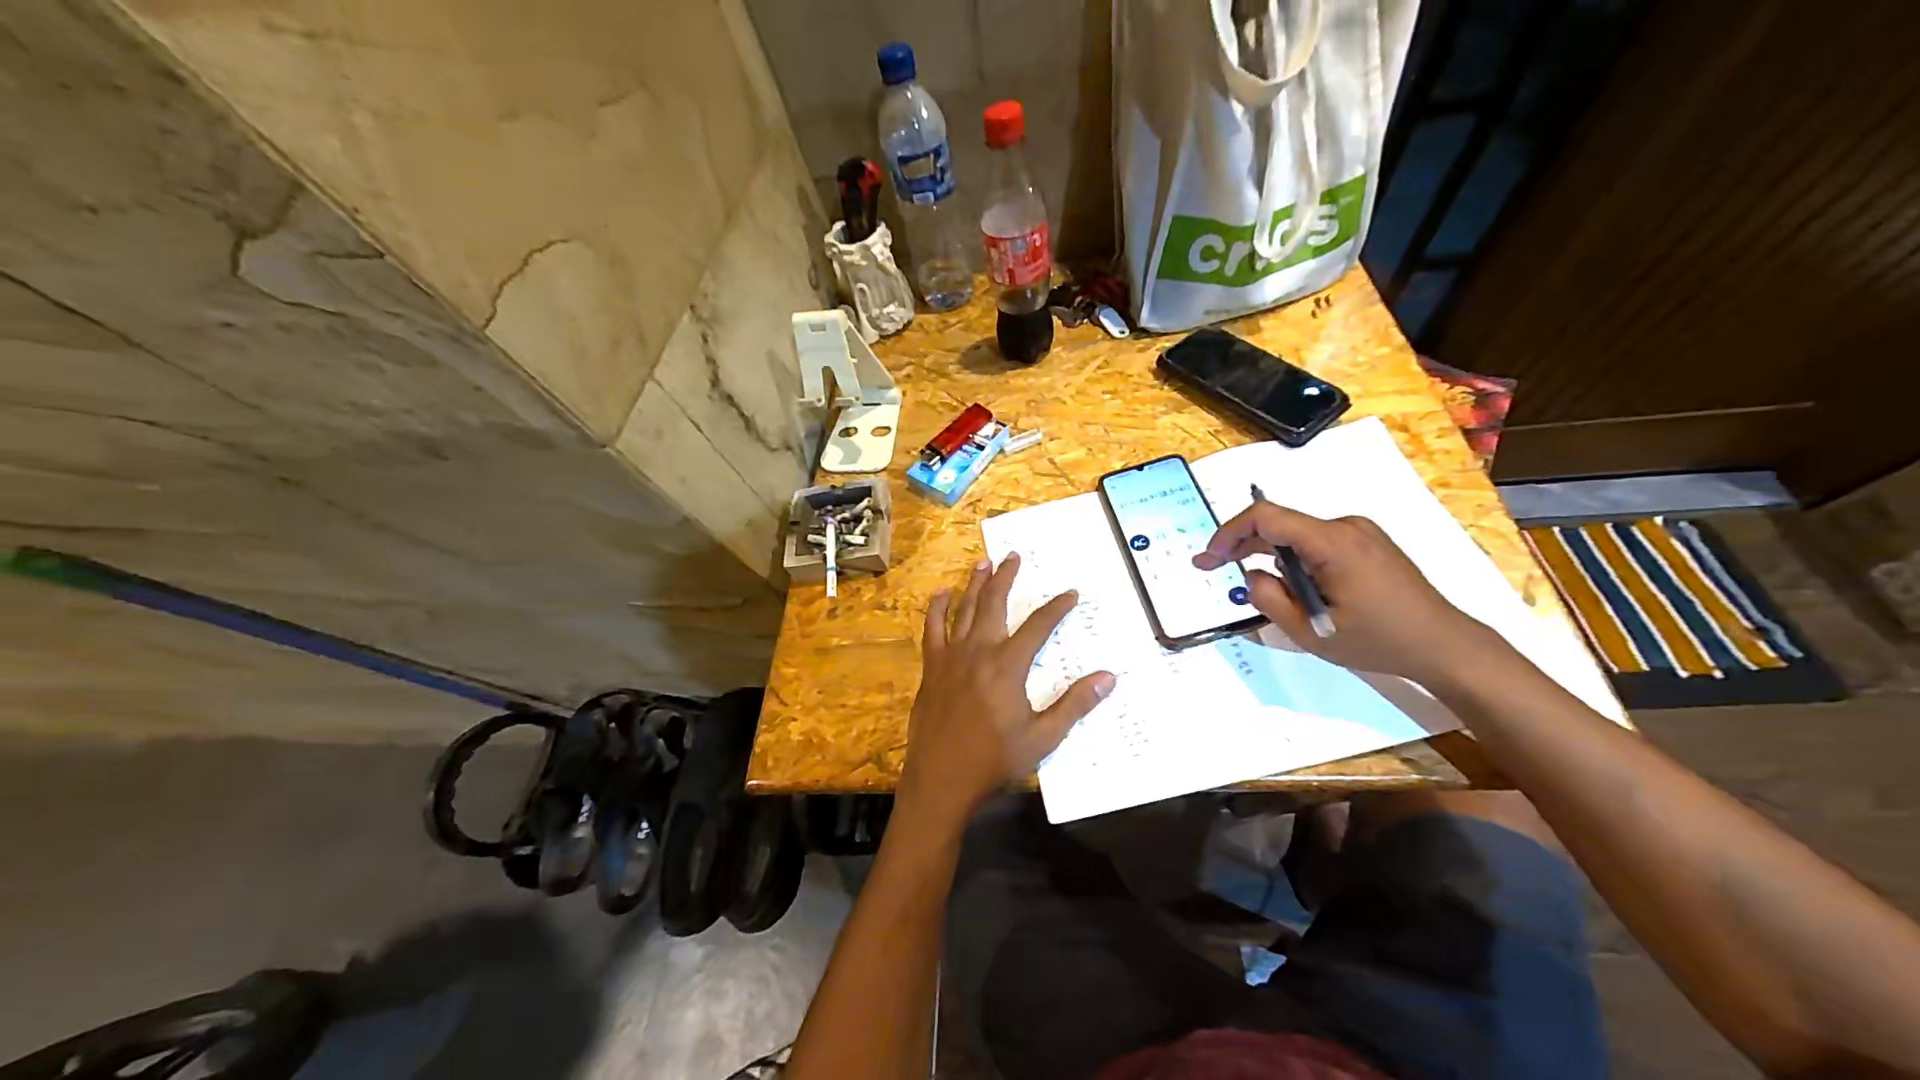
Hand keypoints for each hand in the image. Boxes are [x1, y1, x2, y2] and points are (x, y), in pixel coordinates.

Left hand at [897, 554, 1116, 826]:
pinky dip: (937, 609)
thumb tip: (1108, 677)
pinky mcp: (932, 669)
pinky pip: (933, 630)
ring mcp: (951, 658)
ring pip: (963, 610)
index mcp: (1008, 666)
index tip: (1070, 593)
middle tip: (1014, 556)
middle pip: (994, 604)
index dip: (1056, 607)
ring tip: (983, 562)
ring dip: (974, 584)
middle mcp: (979, 652)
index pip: (1038, 626)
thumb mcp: (1043, 737)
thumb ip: (1074, 705)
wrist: (941, 778)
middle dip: (1006, 578)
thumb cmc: (994, 760)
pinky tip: (940, 595)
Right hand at [1192, 503, 1504, 688]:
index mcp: (1333, 542)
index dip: (1229, 532)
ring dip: (1271, 556)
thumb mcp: (1312, 632)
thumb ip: (1270, 600)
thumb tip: (1251, 576)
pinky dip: (1295, 559)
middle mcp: (1345, 526)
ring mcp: (1360, 532)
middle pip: (1279, 523)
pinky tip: (1295, 587)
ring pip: (1297, 535)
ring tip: (1264, 591)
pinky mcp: (1367, 543)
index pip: (1266, 517)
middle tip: (1213, 567)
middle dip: (1242, 545)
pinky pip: (1316, 542)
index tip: (1210, 557)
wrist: (1443, 644)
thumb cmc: (1379, 640)